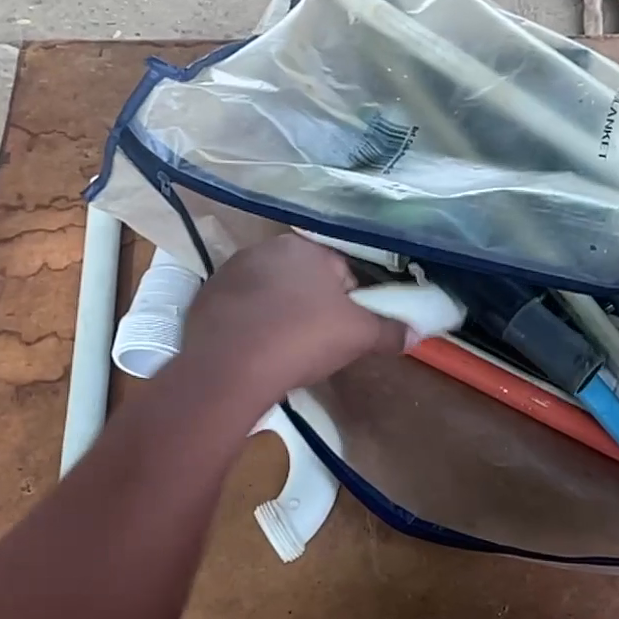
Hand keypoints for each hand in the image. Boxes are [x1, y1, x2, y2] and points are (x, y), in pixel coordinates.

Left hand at [180, 234, 411, 406]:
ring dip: (282, 315)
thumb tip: (416, 334)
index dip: (352, 301)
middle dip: (315, 305)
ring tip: (289, 350)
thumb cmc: (302, 339)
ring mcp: (227, 274)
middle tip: (323, 341)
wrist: (229, 370)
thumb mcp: (360, 336)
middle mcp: (262, 250)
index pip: (342, 270)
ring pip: (270, 295)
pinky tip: (259, 353)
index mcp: (303, 248)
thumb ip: (390, 331)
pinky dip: (252, 328)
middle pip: (304, 280)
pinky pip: (240, 312)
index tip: (351, 328)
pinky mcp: (202, 301)